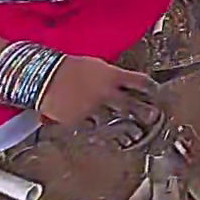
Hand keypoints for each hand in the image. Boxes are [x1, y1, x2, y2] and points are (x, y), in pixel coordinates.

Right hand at [37, 55, 154, 124]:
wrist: (44, 77)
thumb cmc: (71, 67)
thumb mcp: (98, 66)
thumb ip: (114, 76)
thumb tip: (125, 83)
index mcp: (113, 76)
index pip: (140, 82)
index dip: (150, 87)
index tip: (155, 92)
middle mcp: (106, 93)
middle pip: (131, 105)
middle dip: (144, 111)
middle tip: (153, 117)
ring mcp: (93, 108)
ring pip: (114, 120)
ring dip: (124, 126)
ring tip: (134, 133)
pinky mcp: (79, 120)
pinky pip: (94, 127)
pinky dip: (101, 129)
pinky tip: (107, 133)